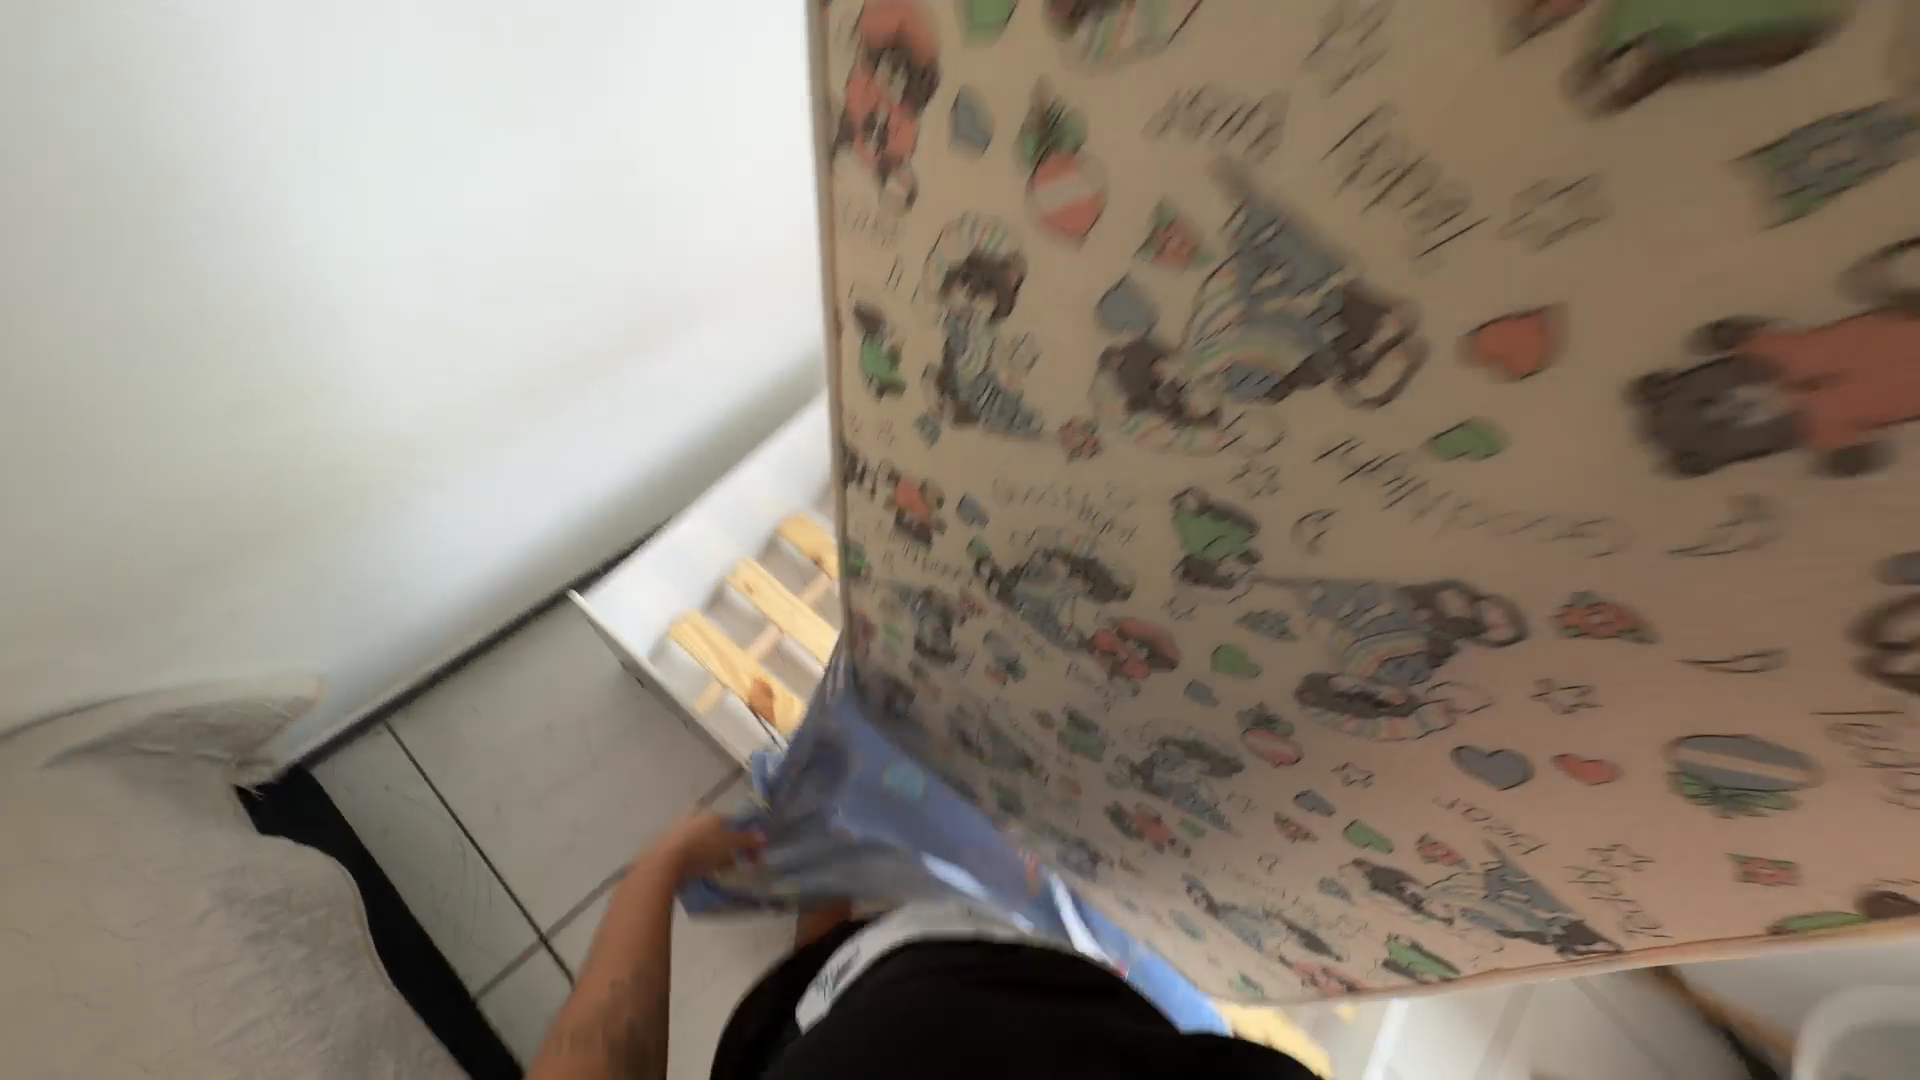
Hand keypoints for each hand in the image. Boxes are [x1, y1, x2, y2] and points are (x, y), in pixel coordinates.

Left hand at [644, 811, 764, 882]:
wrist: (663, 864)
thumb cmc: (701, 851)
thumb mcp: (729, 846)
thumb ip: (747, 841)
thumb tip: (763, 837)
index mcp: (713, 815)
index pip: (736, 824)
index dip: (746, 841)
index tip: (751, 858)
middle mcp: (696, 817)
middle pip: (718, 832)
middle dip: (726, 848)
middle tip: (730, 865)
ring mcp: (679, 829)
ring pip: (701, 841)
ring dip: (710, 854)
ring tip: (712, 871)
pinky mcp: (665, 844)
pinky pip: (687, 850)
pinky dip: (693, 859)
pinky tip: (693, 871)